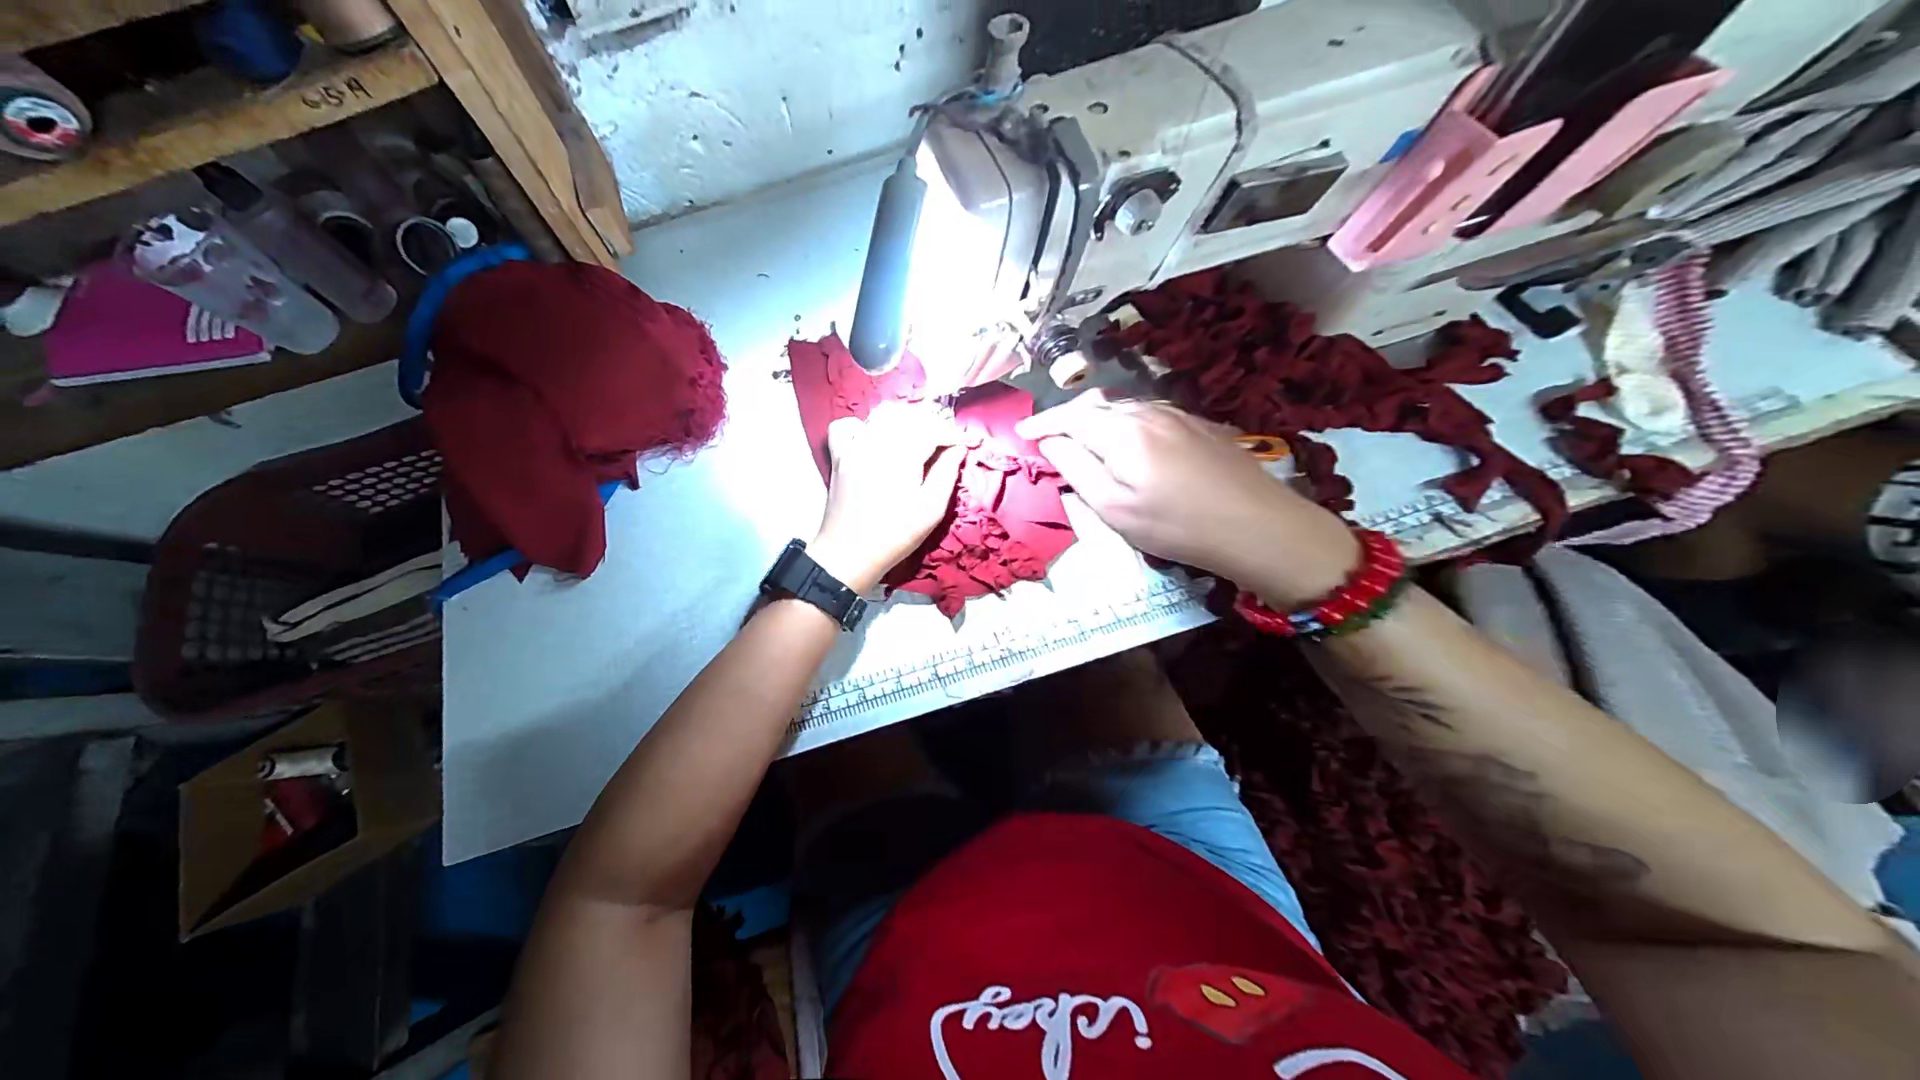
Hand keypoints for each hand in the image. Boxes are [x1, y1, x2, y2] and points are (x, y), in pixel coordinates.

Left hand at [810, 403, 965, 591]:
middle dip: (931, 423)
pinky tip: (874, 439)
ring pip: (882, 415)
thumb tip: (958, 449)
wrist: (849, 553)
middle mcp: (876, 442)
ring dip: (904, 419)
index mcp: (902, 455)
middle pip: (909, 415)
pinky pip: (847, 426)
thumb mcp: (932, 509)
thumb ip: (947, 472)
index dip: (952, 433)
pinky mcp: (839, 456)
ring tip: (917, 437)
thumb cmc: (895, 535)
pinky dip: (863, 426)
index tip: (965, 443)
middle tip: (946, 441)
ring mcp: (853, 446)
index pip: (932, 428)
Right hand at [1015, 390, 1358, 605]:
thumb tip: (1052, 442)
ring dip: (1097, 419)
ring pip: (1124, 408)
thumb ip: (1076, 468)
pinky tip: (1130, 441)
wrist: (1256, 524)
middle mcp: (1146, 412)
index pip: (1068, 416)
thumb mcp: (1113, 507)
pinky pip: (1149, 414)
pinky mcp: (1199, 425)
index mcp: (1120, 431)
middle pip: (1096, 405)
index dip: (1042, 422)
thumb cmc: (1175, 524)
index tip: (1021, 431)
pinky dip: (1126, 422)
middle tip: (1049, 436)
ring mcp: (1177, 415)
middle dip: (1067, 417)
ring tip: (1084, 438)